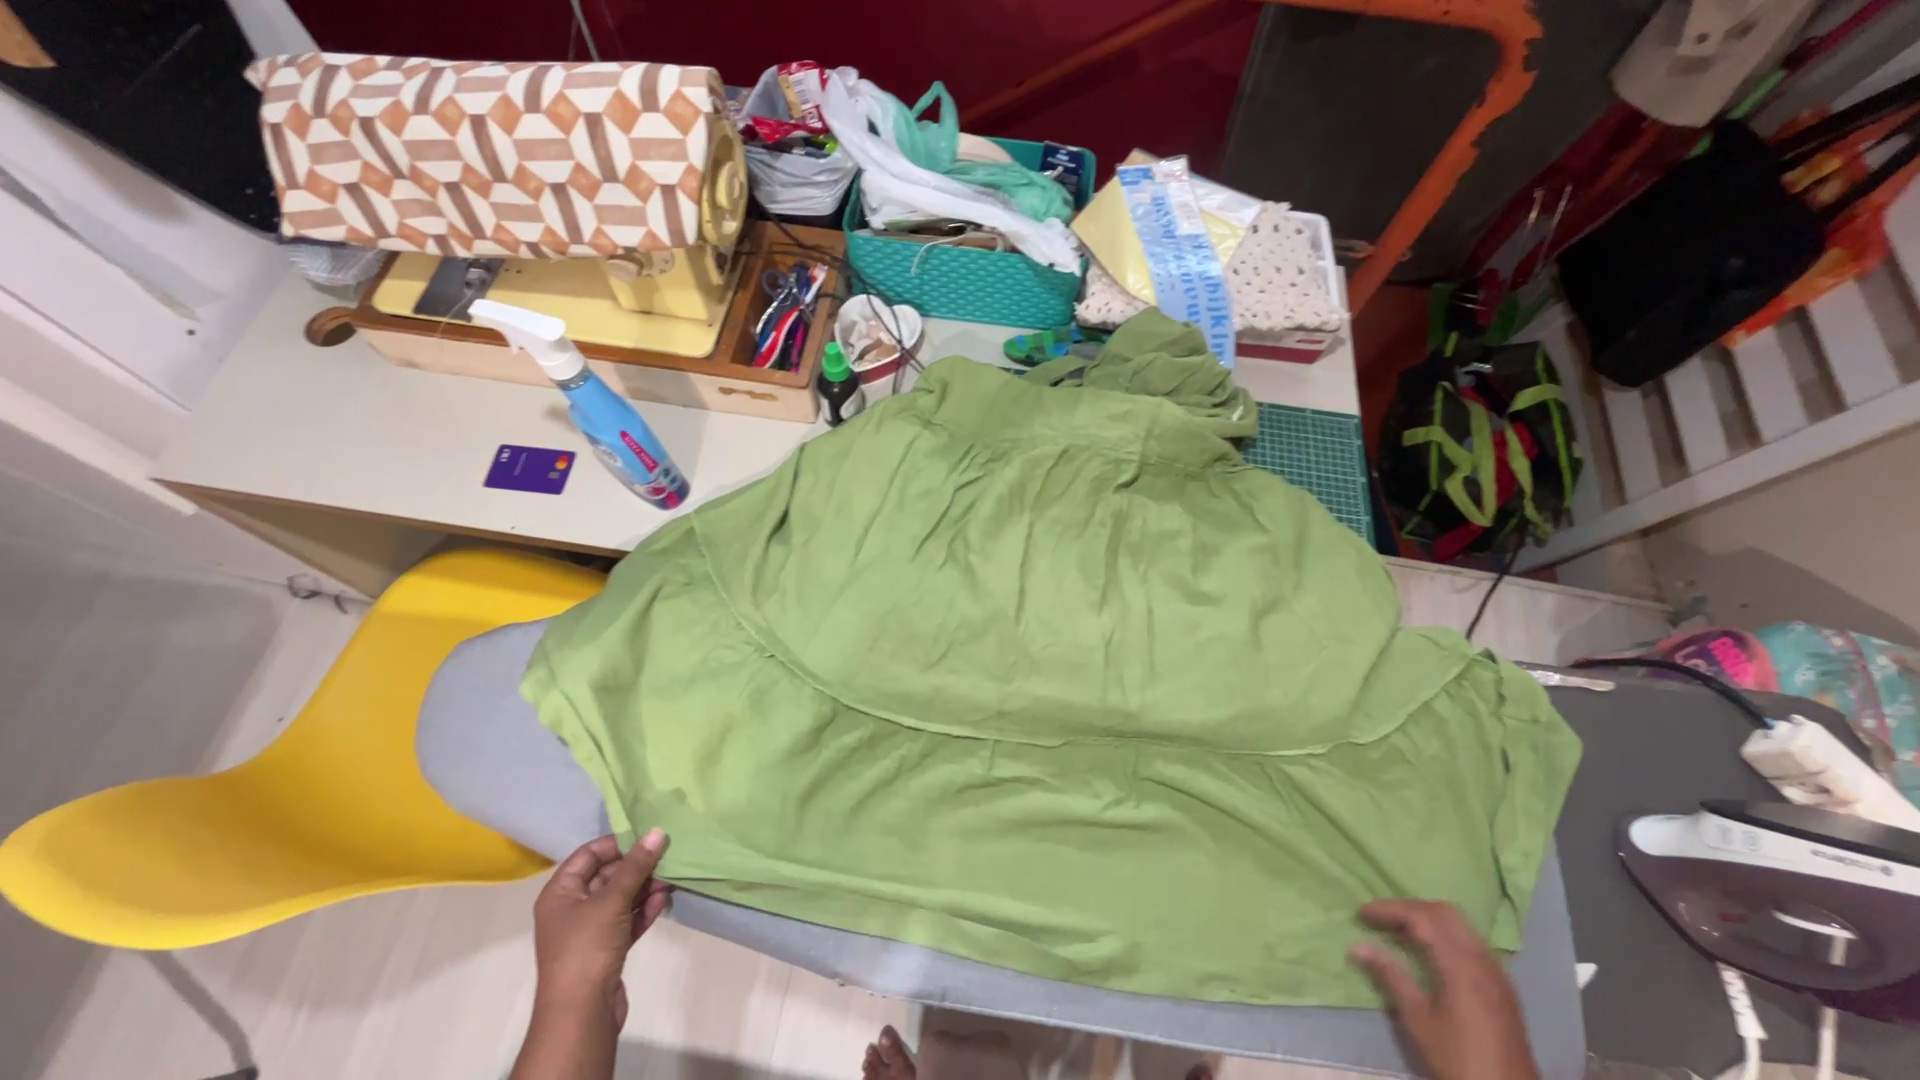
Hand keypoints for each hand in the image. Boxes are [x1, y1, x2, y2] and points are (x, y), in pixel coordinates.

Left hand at [531, 829, 672, 1027]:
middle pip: (607, 876)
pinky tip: (664, 901)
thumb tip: (656, 832)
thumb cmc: (587, 948)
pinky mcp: (607, 949)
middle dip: (636, 867)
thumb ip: (636, 866)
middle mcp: (572, 908)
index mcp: (560, 893)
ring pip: (620, 899)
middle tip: (667, 857)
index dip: (617, 844)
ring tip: (671, 879)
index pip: (588, 855)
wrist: (580, 1012)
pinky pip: (627, 920)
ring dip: (644, 888)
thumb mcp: (611, 901)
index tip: (648, 837)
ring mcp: (589, 930)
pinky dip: (644, 910)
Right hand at [1349, 900, 1539, 1079]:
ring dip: (1428, 919)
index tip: (1361, 914)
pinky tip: (1431, 955)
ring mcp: (1496, 972)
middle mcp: (1482, 960)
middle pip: (1444, 913)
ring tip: (1399, 933)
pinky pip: (1471, 943)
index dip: (1390, 910)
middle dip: (1409, 908)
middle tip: (1380, 918)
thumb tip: (1359, 945)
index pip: (1422, 918)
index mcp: (1460, 965)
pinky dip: (1445, 935)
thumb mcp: (1417, 1020)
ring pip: (1461, 926)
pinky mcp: (1502, 986)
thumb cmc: (1457, 1060)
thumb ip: (1391, 977)